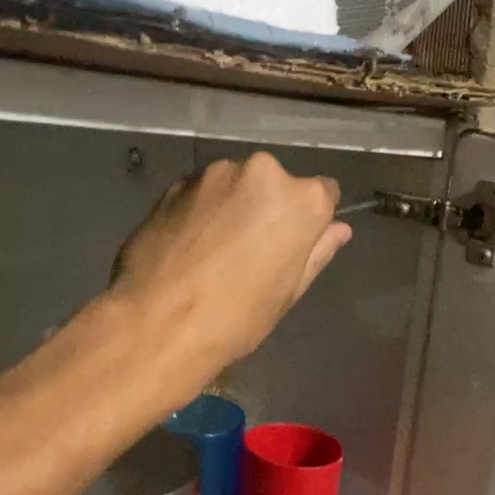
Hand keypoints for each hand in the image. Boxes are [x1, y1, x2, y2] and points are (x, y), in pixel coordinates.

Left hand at [108, 152, 352, 374]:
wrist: (156, 323)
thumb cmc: (235, 317)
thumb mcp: (287, 292)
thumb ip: (316, 252)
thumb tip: (338, 229)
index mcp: (300, 199)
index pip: (323, 193)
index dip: (308, 221)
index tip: (290, 246)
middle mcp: (259, 172)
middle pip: (273, 185)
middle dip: (265, 210)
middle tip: (248, 255)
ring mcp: (212, 175)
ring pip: (233, 187)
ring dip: (229, 208)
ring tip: (211, 254)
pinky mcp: (173, 185)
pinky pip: (199, 195)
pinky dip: (198, 214)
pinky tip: (185, 249)